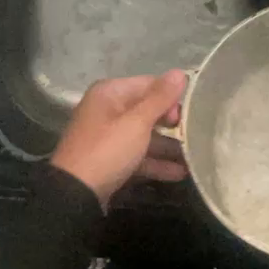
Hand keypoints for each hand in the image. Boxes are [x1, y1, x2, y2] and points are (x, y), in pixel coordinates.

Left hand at [50, 70, 188, 209]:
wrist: (74, 195)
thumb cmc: (107, 150)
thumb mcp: (137, 123)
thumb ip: (160, 99)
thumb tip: (180, 72)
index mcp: (110, 93)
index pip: (149, 84)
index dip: (170, 97)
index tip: (186, 116)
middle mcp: (107, 110)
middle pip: (147, 110)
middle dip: (171, 123)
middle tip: (192, 135)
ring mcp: (107, 137)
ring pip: (144, 135)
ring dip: (167, 146)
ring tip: (194, 155)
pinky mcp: (109, 160)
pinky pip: (137, 155)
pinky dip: (155, 162)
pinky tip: (180, 173)